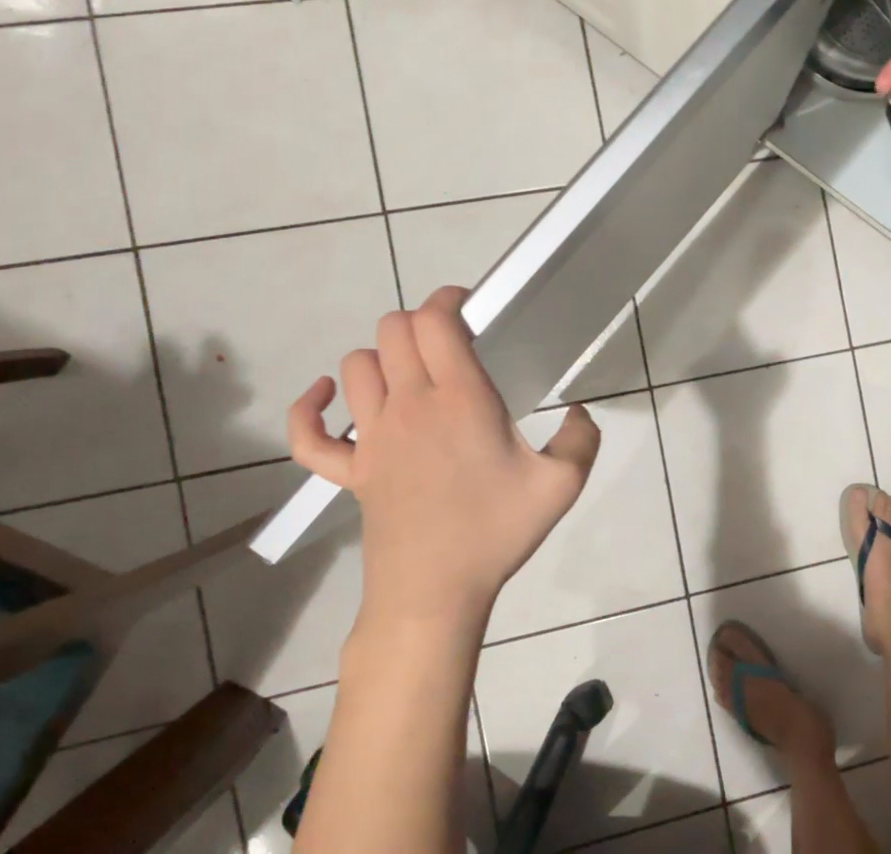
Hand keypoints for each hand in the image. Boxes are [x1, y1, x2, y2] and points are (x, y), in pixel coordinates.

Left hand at [288, 286, 600, 630]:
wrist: (435, 591)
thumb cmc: (497, 532)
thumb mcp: (562, 484)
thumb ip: (582, 439)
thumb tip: (580, 412)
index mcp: (461, 400)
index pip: (436, 322)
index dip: (448, 299)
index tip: (469, 306)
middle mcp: (410, 406)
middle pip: (394, 332)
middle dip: (420, 322)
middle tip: (450, 342)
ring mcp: (372, 438)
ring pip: (356, 367)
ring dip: (381, 357)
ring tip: (412, 374)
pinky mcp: (349, 472)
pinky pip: (308, 434)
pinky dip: (309, 409)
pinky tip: (327, 399)